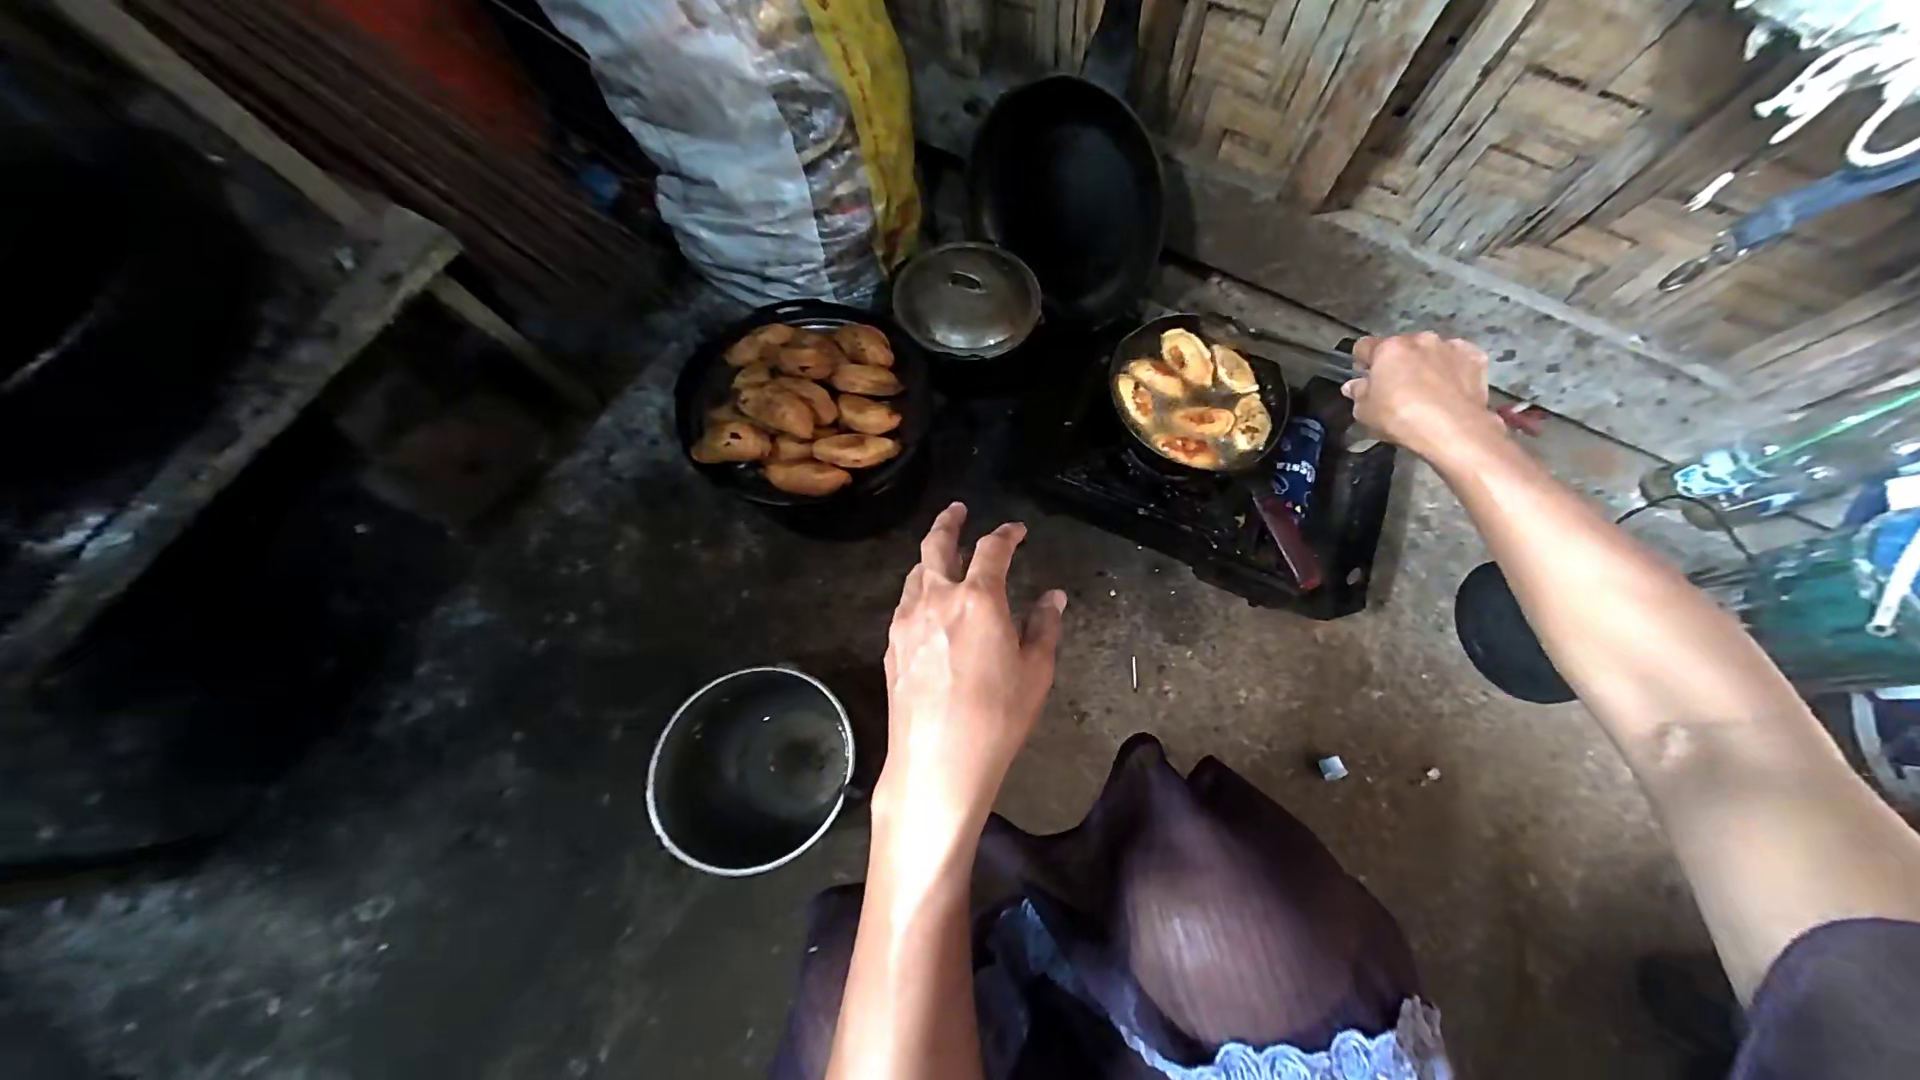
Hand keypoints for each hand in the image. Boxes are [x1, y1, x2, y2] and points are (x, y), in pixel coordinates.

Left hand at [877, 503, 1066, 850]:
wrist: (937, 761)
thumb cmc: (996, 716)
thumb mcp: (1035, 671)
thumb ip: (1044, 627)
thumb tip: (1053, 597)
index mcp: (978, 598)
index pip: (993, 549)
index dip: (1007, 534)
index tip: (1017, 531)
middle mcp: (936, 598)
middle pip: (936, 544)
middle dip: (949, 521)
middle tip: (958, 510)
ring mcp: (907, 621)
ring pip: (916, 573)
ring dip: (931, 557)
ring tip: (944, 556)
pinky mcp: (892, 645)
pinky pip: (905, 602)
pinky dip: (919, 589)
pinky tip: (928, 604)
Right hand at [1343, 331, 1504, 461]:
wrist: (1452, 427)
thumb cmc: (1399, 417)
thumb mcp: (1364, 411)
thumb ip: (1358, 393)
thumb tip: (1354, 385)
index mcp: (1388, 349)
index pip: (1364, 346)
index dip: (1362, 360)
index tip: (1364, 375)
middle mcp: (1420, 340)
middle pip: (1402, 346)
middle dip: (1397, 361)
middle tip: (1397, 385)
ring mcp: (1451, 346)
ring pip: (1431, 350)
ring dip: (1425, 362)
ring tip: (1427, 387)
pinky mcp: (1476, 357)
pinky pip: (1458, 358)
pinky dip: (1452, 368)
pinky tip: (1450, 387)